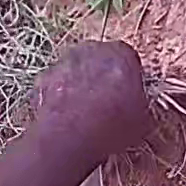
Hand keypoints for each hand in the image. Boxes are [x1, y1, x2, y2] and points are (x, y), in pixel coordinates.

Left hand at [28, 42, 152, 162]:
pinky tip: (67, 121)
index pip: (130, 60)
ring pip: (76, 72)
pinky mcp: (43, 78)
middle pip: (100, 61)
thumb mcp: (143, 121)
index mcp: (121, 54)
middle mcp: (91, 49)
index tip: (129, 98)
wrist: (71, 136)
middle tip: (108, 107)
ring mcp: (63, 62)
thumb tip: (139, 107)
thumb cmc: (112, 125)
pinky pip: (56, 86)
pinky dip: (60, 99)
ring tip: (86, 118)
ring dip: (80, 88)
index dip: (130, 80)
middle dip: (103, 80)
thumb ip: (141, 104)